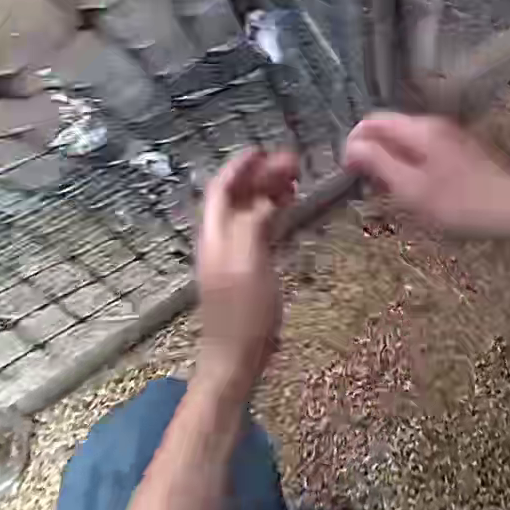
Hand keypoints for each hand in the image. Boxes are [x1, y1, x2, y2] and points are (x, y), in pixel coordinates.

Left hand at [195, 149, 297, 382]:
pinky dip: (273, 212)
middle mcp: (220, 239)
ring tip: (295, 178)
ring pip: (249, 210)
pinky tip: (289, 206)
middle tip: (292, 162)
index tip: (263, 150)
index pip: (222, 189)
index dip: (240, 167)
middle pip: (237, 196)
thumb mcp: (249, 263)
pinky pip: (258, 228)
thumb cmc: (243, 314)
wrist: (236, 358)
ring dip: (268, 191)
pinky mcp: (248, 266)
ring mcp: (233, 253)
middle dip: (261, 175)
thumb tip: (266, 199)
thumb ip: (253, 225)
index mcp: (214, 235)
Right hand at [343, 113, 509, 236]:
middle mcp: (433, 125)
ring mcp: (448, 136)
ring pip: (405, 143)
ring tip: (394, 195)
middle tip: (372, 188)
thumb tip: (353, 147)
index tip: (350, 172)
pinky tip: (417, 194)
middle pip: (389, 130)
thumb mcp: (413, 189)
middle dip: (373, 155)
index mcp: (420, 130)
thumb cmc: (465, 204)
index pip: (372, 121)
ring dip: (392, 164)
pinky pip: (423, 152)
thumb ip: (379, 164)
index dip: (354, 144)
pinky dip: (411, 168)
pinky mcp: (458, 151)